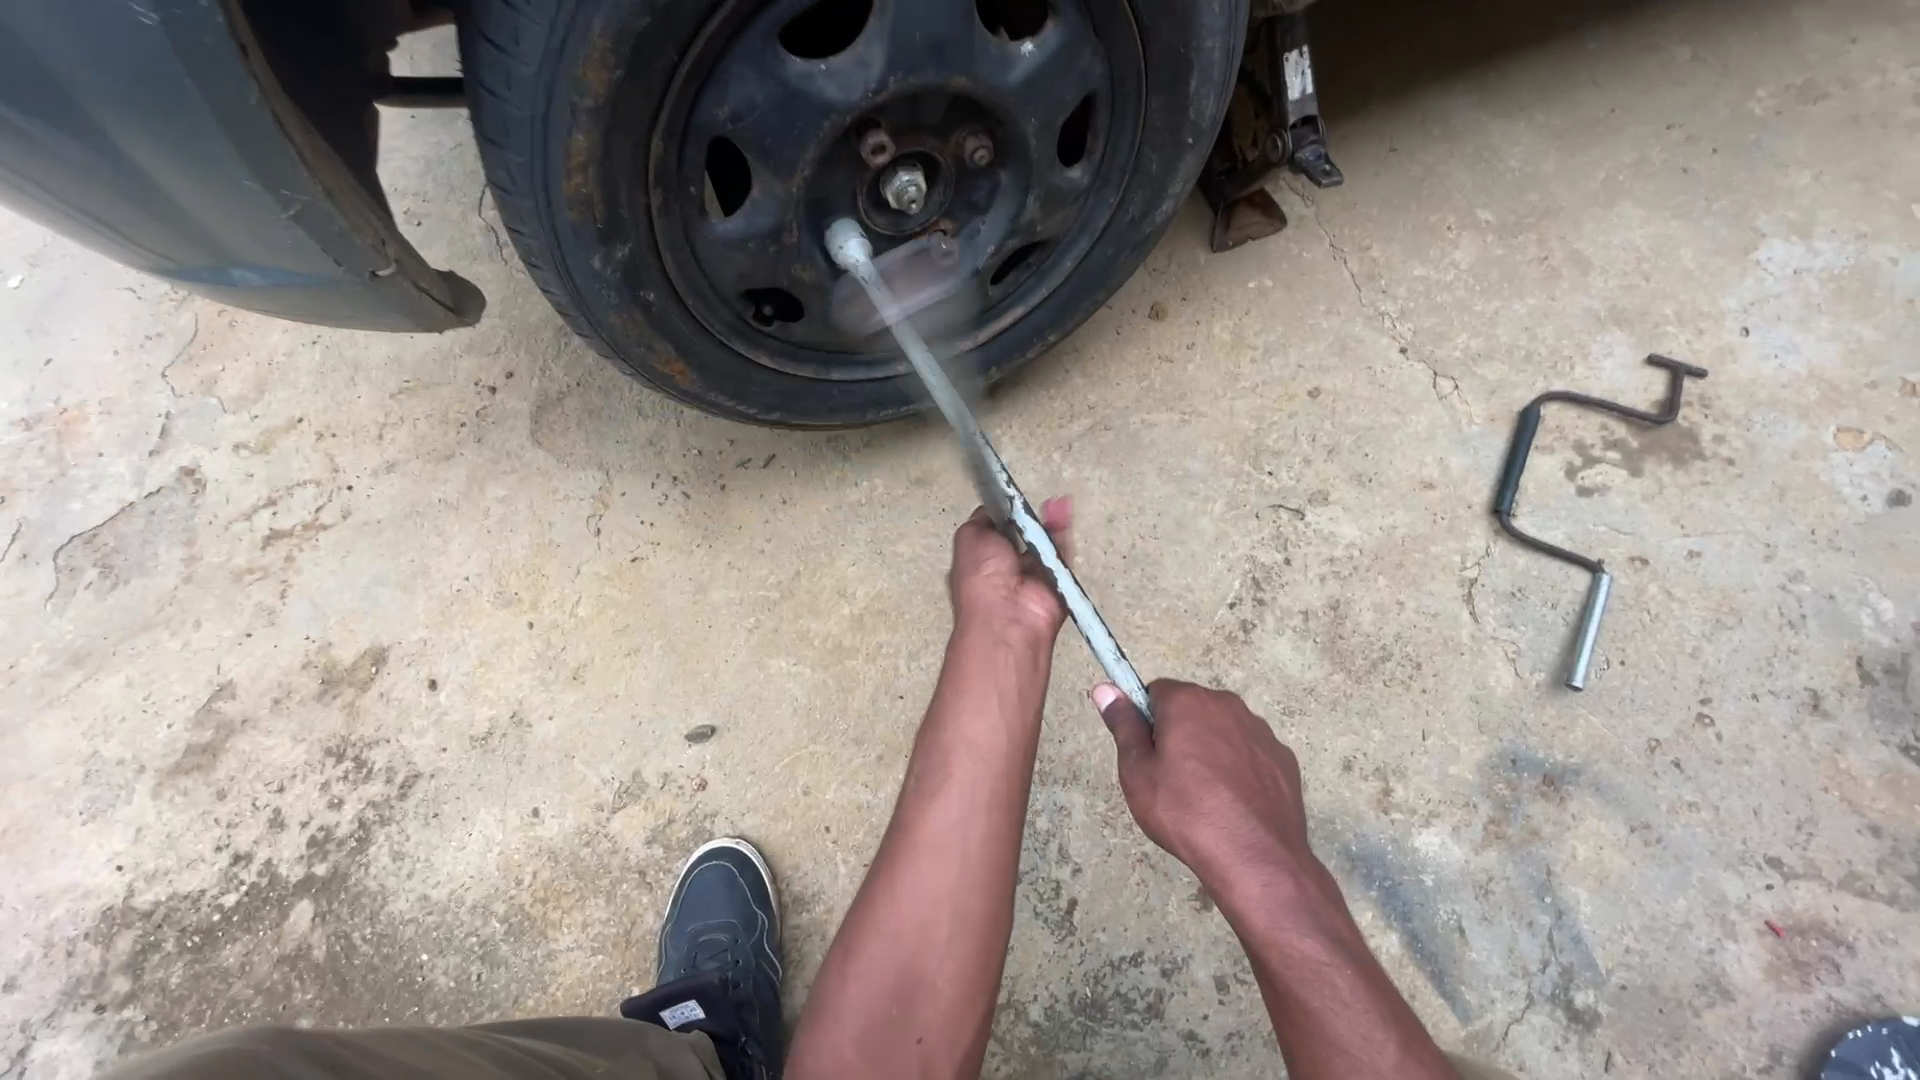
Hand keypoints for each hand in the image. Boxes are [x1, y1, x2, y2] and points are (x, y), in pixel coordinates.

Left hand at [948, 498, 1070, 644]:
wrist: (1008, 617)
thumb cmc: (980, 577)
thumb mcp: (969, 537)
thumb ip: (983, 518)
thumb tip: (996, 507)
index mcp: (980, 559)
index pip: (994, 530)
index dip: (1002, 512)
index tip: (1010, 497)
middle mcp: (1006, 567)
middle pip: (1023, 533)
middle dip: (1028, 515)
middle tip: (1032, 500)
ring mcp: (1033, 573)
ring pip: (1045, 541)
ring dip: (1050, 520)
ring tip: (1055, 501)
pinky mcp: (1058, 579)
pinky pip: (1062, 553)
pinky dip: (1064, 533)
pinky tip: (1063, 510)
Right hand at [1092, 680, 1317, 899]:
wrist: (1254, 857)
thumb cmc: (1184, 811)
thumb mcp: (1137, 771)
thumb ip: (1123, 724)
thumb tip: (1105, 689)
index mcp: (1188, 701)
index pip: (1155, 693)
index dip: (1145, 723)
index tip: (1146, 756)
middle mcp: (1227, 705)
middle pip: (1191, 710)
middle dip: (1178, 735)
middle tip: (1169, 779)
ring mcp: (1261, 731)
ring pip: (1222, 731)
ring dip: (1209, 751)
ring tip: (1203, 797)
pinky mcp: (1283, 759)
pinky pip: (1249, 754)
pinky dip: (1239, 770)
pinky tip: (1233, 804)